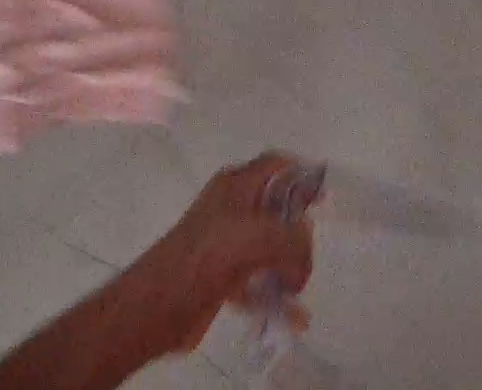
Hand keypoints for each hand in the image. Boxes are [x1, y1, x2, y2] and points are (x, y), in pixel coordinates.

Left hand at [122, 152, 316, 353]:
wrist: (158, 304)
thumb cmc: (209, 255)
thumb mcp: (261, 236)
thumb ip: (295, 241)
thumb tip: (301, 263)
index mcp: (237, 185)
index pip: (277, 165)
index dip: (302, 174)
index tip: (323, 198)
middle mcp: (232, 208)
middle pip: (277, 208)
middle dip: (298, 229)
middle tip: (309, 250)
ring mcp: (225, 243)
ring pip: (269, 247)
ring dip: (289, 266)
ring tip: (300, 286)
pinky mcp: (221, 277)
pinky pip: (258, 282)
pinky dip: (275, 296)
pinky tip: (293, 316)